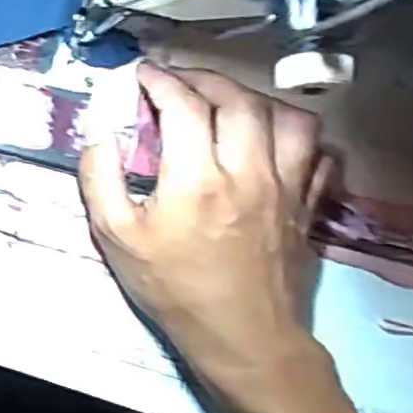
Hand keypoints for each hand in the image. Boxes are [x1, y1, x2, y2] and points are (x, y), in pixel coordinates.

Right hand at [79, 65, 335, 399]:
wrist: (241, 338)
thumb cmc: (172, 288)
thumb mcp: (115, 238)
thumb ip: (100, 180)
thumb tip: (98, 134)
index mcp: (197, 180)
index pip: (184, 106)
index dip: (160, 81)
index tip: (142, 73)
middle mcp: (247, 172)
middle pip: (237, 99)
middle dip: (202, 78)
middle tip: (176, 80)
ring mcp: (286, 186)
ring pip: (285, 116)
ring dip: (251, 97)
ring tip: (224, 100)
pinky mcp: (306, 203)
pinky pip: (314, 150)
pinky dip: (290, 131)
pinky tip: (267, 136)